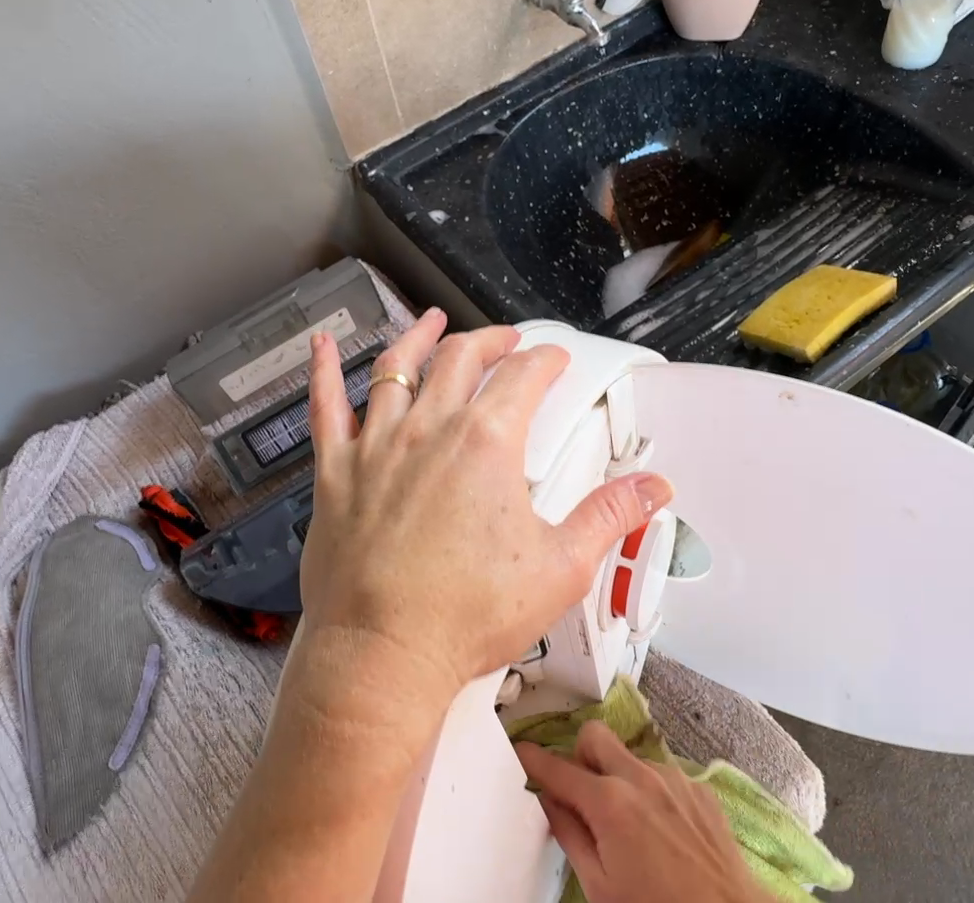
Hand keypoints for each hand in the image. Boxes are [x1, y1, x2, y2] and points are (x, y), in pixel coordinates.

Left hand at [299, 309, 674, 699]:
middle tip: (505, 341)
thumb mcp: (560, 567)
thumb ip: (609, 517)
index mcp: (487, 443)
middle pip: (462, 358)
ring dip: (419, 337)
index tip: (554, 360)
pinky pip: (325, 405)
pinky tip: (322, 345)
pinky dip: (323, 370)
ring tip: (432, 321)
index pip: (525, 377)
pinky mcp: (335, 472)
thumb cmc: (464, 615)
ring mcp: (377, 446)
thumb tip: (651, 490)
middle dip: (491, 341)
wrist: (383, 652)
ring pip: (397, 367)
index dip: (546, 360)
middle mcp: (429, 430)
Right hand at [517, 722, 765, 902]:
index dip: (532, 759)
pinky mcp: (700, 789)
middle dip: (580, 756)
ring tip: (628, 824)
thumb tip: (548, 802)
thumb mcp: (599, 887)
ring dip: (618, 777)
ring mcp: (674, 778)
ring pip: (630, 757)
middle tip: (581, 794)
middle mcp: (640, 776)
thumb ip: (569, 836)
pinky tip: (661, 830)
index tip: (519, 751)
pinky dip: (651, 792)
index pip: (557, 769)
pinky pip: (663, 775)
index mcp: (609, 802)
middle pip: (594, 736)